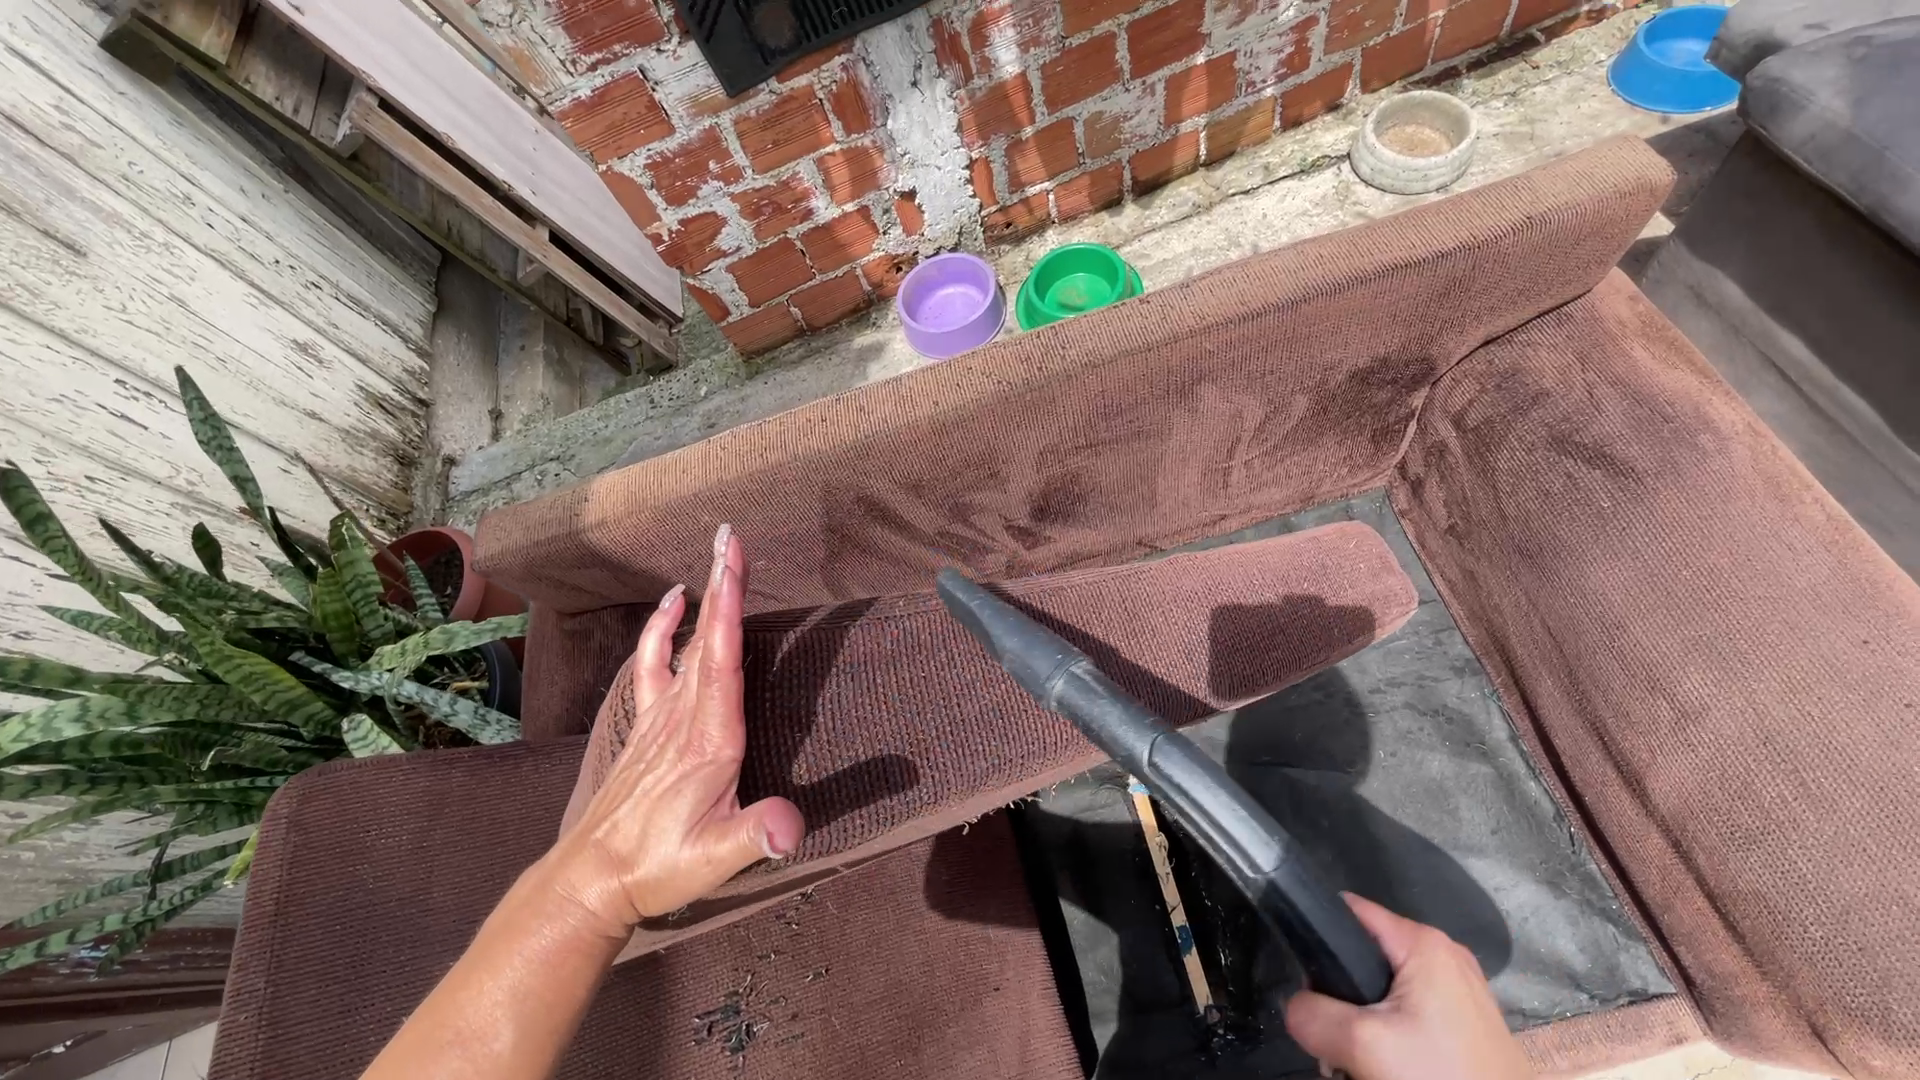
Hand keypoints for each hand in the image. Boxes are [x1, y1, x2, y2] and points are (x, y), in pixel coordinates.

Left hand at [539, 525, 805, 937]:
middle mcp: (685, 718)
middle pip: (707, 638)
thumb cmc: (659, 865)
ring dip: (705, 597)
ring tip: (718, 555)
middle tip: (732, 536)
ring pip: (686, 644)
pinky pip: (653, 663)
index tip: (735, 562)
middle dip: (723, 584)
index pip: (723, 660)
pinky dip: (661, 628)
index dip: (730, 608)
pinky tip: (674, 602)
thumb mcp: (715, 859)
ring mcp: (662, 719)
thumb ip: (756, 835)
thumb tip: (792, 825)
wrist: (594, 879)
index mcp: (709, 739)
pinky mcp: (648, 726)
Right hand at [1284, 894, 1531, 1079]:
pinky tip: (1387, 1070)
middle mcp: (1445, 956)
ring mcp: (1461, 992)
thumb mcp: (1361, 1046)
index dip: (1317, 937)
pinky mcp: (1468, 1025)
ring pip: (1384, 991)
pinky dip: (1390, 1037)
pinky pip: (1410, 1015)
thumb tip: (1296, 1007)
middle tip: (1332, 1037)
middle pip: (1364, 955)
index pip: (1347, 911)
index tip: (1302, 979)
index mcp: (1423, 943)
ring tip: (1357, 1062)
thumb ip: (1311, 1015)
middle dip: (1339, 994)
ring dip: (1362, 1023)